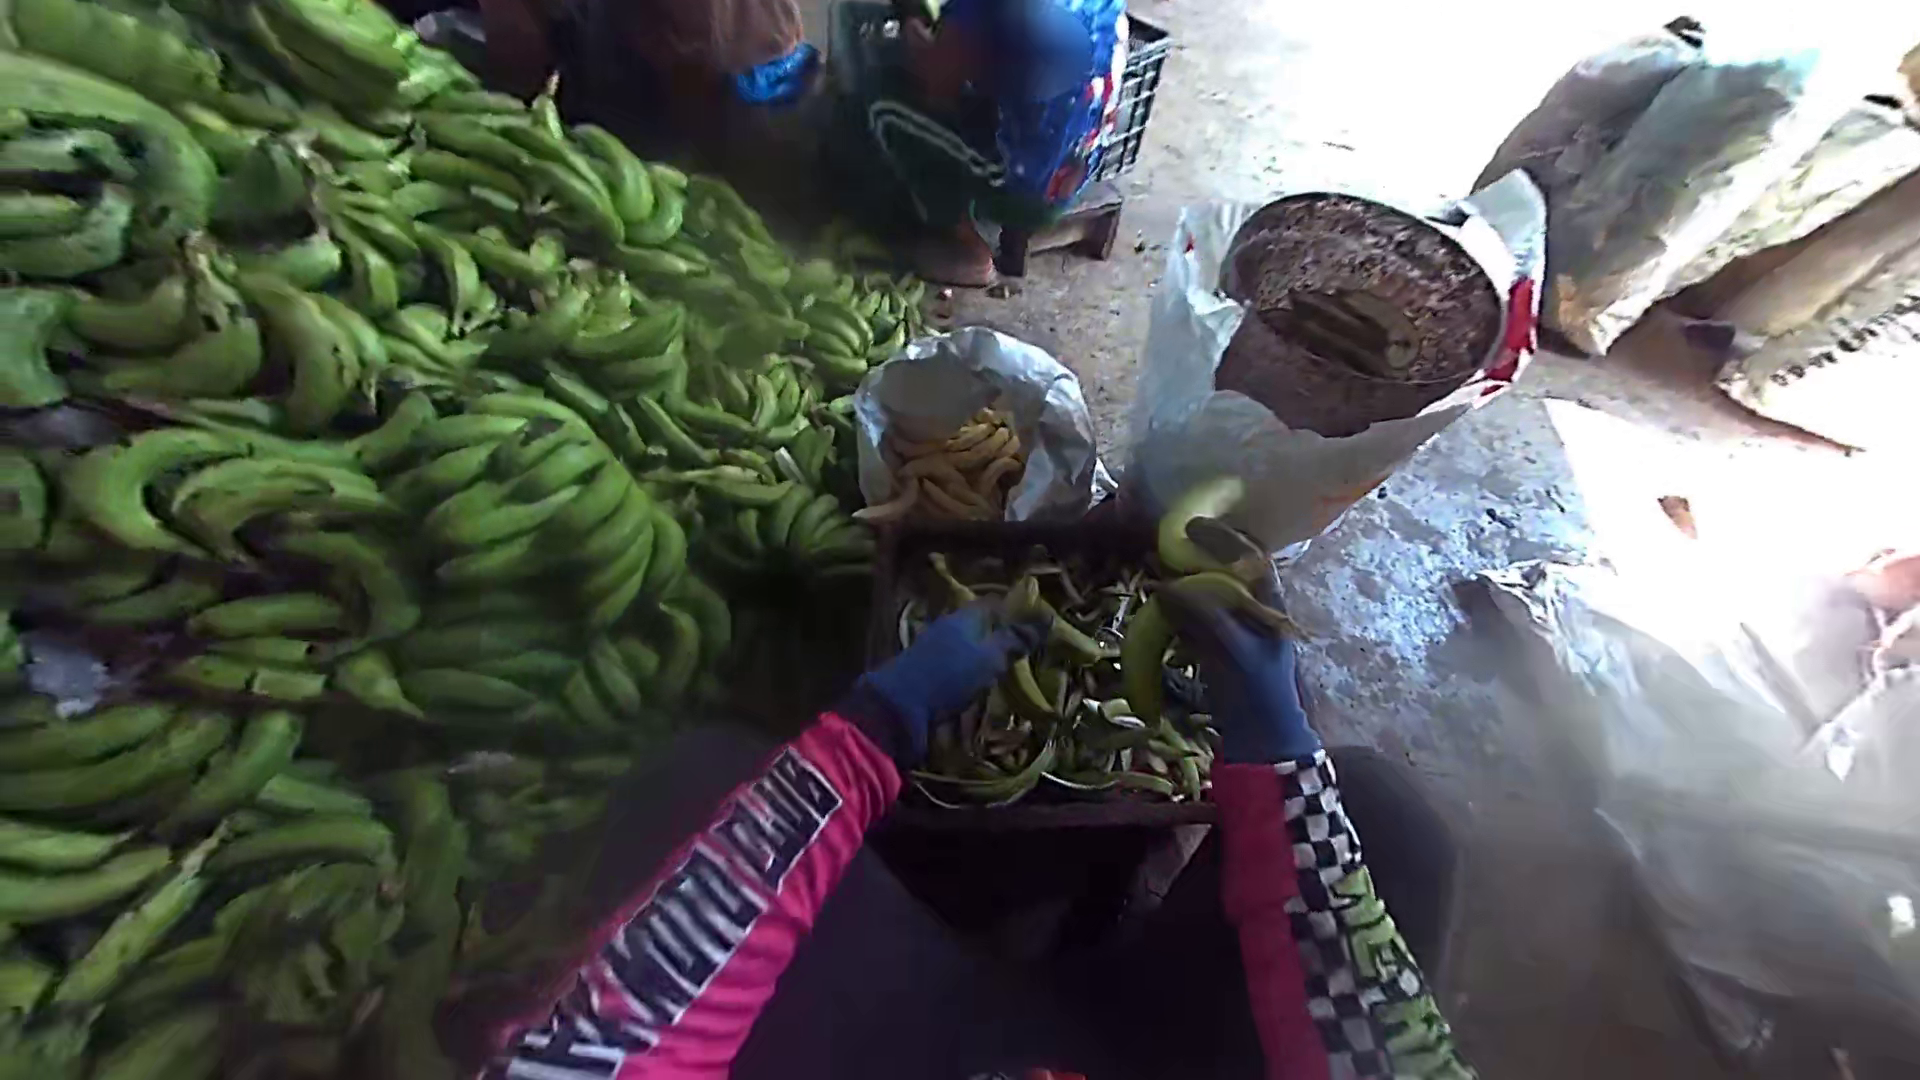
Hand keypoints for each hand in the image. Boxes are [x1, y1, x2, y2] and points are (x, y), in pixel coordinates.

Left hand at [859, 603, 1049, 759]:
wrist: (898, 709)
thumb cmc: (949, 676)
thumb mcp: (989, 658)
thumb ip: (1015, 639)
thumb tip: (1047, 617)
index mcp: (963, 617)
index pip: (995, 604)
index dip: (1017, 610)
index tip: (1039, 624)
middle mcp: (949, 628)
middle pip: (982, 625)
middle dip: (1004, 635)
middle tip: (1030, 650)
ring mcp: (936, 651)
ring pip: (970, 647)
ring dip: (989, 656)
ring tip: (1013, 670)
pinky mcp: (928, 674)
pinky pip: (959, 666)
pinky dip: (974, 672)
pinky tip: (985, 685)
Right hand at [1160, 523, 1316, 763]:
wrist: (1259, 733)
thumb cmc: (1255, 689)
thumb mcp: (1232, 649)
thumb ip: (1201, 615)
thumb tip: (1162, 588)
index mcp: (1270, 605)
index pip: (1250, 558)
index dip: (1223, 539)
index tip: (1191, 526)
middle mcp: (1253, 609)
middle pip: (1227, 571)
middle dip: (1199, 555)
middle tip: (1169, 542)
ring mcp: (1235, 627)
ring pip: (1210, 592)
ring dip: (1186, 578)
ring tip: (1161, 565)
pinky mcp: (1217, 644)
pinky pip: (1196, 615)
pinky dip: (1178, 606)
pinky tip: (1162, 602)